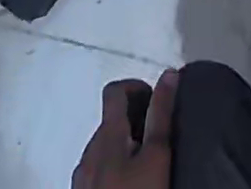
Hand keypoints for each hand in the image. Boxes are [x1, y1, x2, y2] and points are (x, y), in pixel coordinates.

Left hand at [73, 69, 178, 188]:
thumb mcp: (157, 158)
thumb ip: (161, 115)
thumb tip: (169, 73)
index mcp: (105, 136)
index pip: (114, 91)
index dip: (136, 87)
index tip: (157, 103)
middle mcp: (88, 153)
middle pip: (110, 121)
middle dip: (135, 121)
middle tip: (162, 139)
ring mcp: (82, 181)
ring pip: (104, 148)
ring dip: (126, 147)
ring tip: (151, 167)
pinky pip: (99, 172)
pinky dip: (116, 169)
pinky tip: (133, 188)